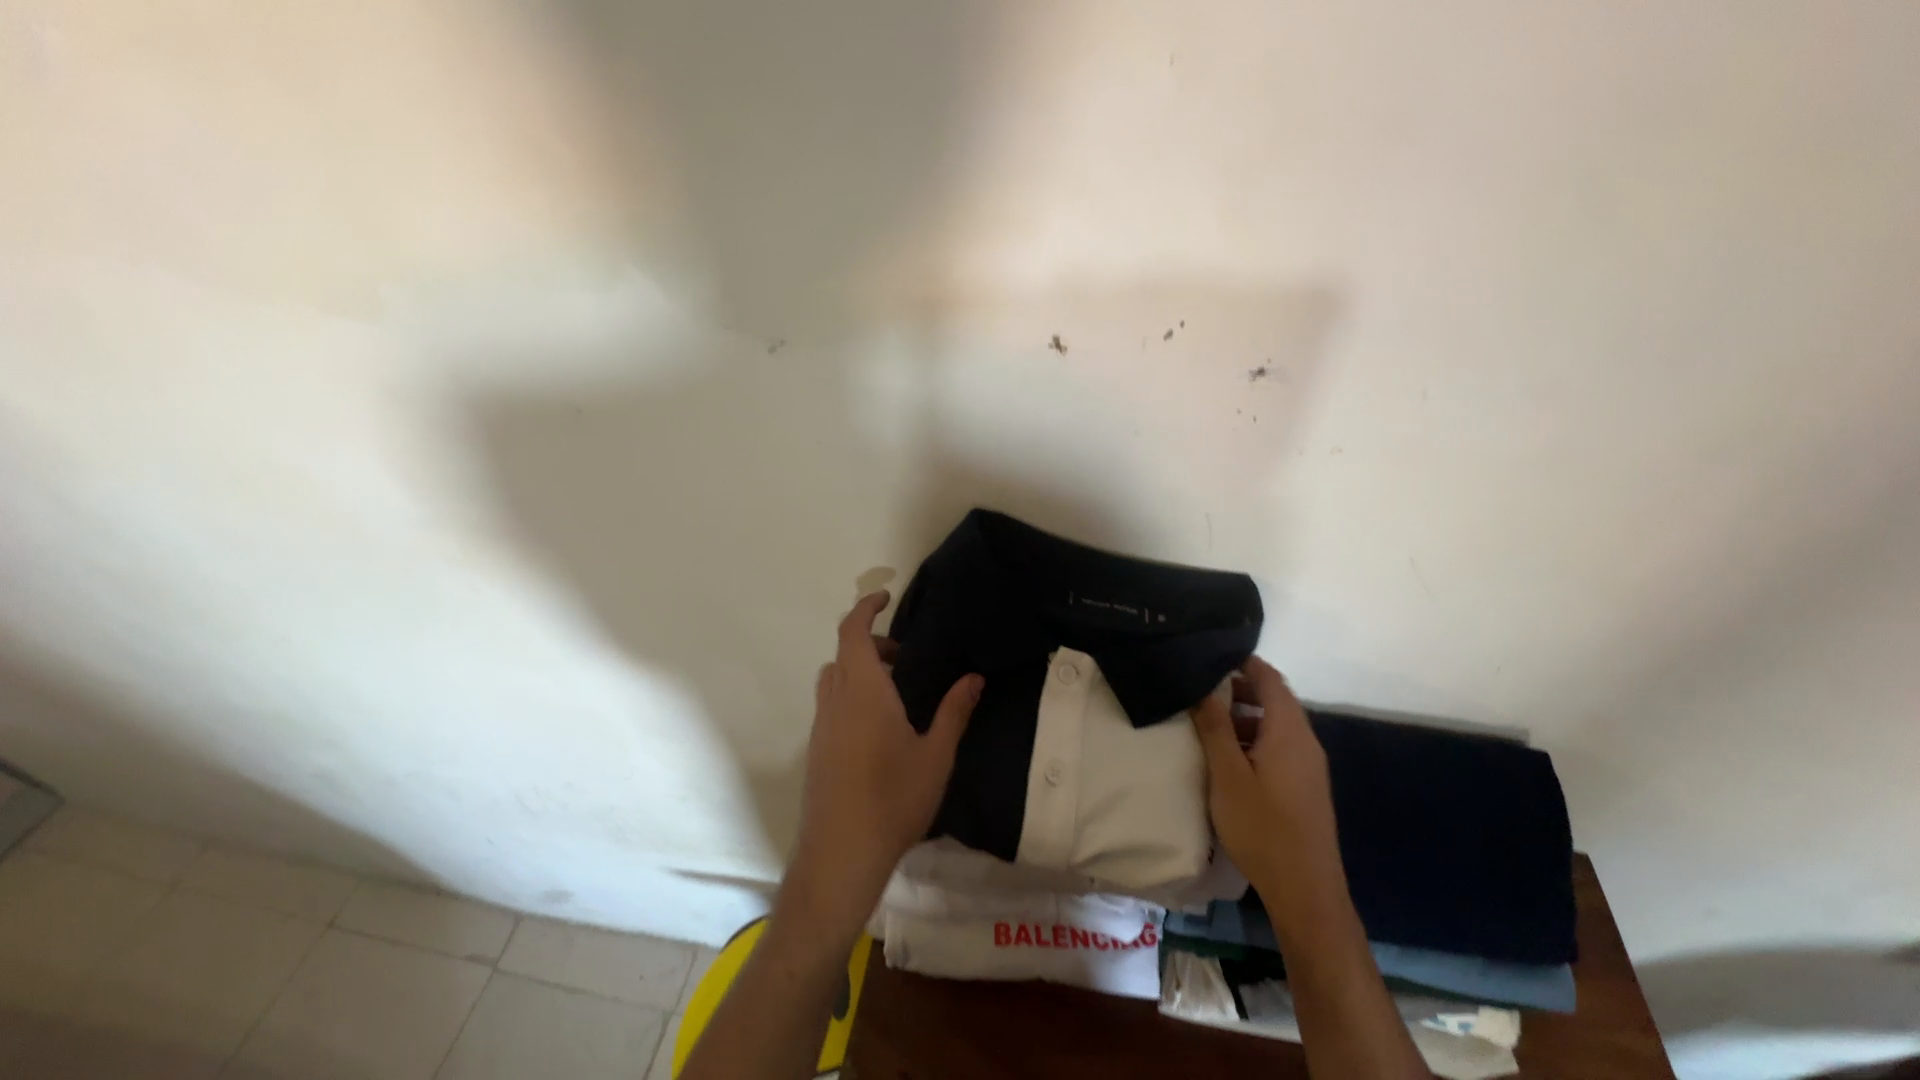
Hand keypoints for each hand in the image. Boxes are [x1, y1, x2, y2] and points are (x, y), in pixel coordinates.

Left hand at [782, 591, 982, 938]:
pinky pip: (831, 705)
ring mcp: (821, 726)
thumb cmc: (894, 799)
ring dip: (859, 671)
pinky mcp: (815, 751)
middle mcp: (836, 701)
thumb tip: (973, 677)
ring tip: (895, 692)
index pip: (853, 631)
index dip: (866, 608)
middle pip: (844, 654)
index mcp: (863, 691)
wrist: (841, 852)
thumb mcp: (936, 755)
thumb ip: (954, 711)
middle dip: (872, 644)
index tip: (886, 597)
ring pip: (834, 680)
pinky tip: (878, 729)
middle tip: (906, 658)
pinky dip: (851, 696)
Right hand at [1189, 655, 1341, 911]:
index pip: (1271, 680)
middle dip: (1240, 691)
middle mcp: (1306, 742)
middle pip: (1276, 701)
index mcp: (1289, 731)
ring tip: (1207, 724)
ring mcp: (1309, 767)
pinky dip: (1255, 741)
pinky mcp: (1306, 788)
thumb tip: (1203, 689)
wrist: (1305, 888)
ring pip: (1277, 727)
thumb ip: (1215, 729)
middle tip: (1201, 691)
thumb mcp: (1227, 775)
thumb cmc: (1262, 827)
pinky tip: (1229, 760)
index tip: (1213, 656)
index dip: (1245, 663)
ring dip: (1245, 719)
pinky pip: (1281, 748)